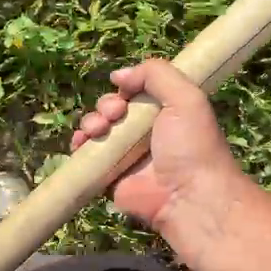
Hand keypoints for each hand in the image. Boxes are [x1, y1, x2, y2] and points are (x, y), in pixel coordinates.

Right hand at [70, 59, 249, 238]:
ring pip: (96, 130)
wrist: (186, 195)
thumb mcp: (186, 98)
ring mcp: (125, 154)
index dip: (124, 90)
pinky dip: (79, 147)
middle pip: (112, 110)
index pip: (135, 93)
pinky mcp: (108, 175)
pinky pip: (86, 156)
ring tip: (97, 131)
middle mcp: (144, 132)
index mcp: (164, 113)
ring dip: (90, 123)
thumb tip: (117, 74)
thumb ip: (156, 74)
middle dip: (105, 107)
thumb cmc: (190, 145)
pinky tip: (79, 144)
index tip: (124, 95)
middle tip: (114, 115)